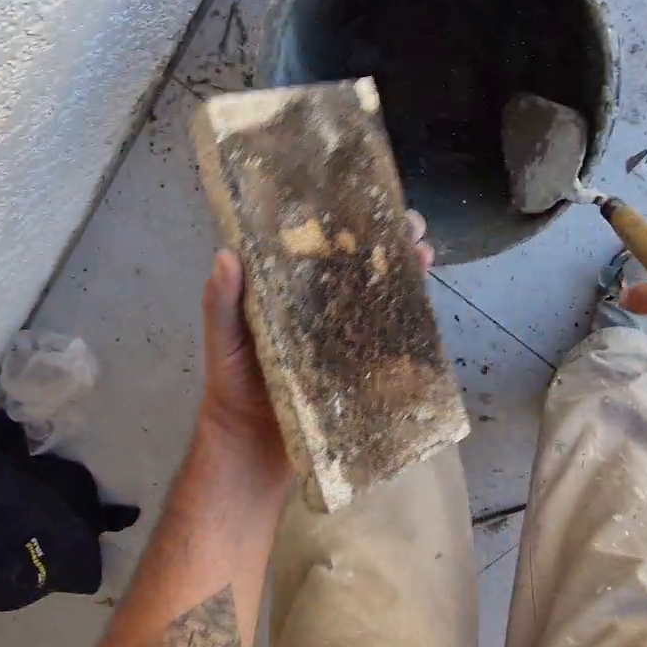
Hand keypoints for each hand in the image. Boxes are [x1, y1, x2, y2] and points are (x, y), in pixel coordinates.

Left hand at [197, 210, 432, 453]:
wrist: (251, 446)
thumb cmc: (231, 385)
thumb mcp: (223, 340)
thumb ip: (222, 303)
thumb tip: (227, 254)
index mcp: (288, 291)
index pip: (318, 246)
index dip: (342, 221)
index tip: (364, 200)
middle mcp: (320, 305)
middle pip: (358, 263)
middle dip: (386, 239)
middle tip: (410, 224)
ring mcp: (344, 333)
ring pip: (380, 292)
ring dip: (404, 269)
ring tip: (423, 252)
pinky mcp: (361, 363)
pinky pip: (389, 335)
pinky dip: (409, 315)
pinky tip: (425, 299)